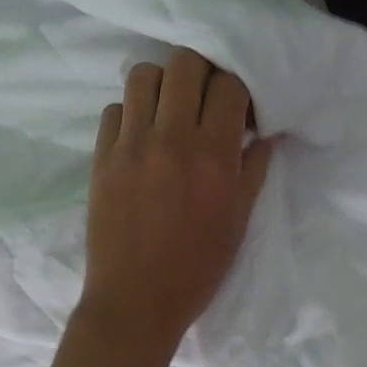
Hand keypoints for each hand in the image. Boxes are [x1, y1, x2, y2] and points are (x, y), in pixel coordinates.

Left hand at [81, 47, 274, 345]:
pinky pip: (114, 109)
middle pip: (186, 63)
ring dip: (162, 85)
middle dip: (202, 75)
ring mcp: (131, 145)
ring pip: (144, 75)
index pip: (229, 85)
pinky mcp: (101, 158)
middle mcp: (172, 140)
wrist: (136, 303)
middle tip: (204, 103)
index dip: (239, 91)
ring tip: (169, 114)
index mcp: (214, 158)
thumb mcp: (237, 224)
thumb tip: (265, 133)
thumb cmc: (195, 271)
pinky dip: (130, 114)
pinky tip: (141, 139)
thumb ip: (253, 171)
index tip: (239, 113)